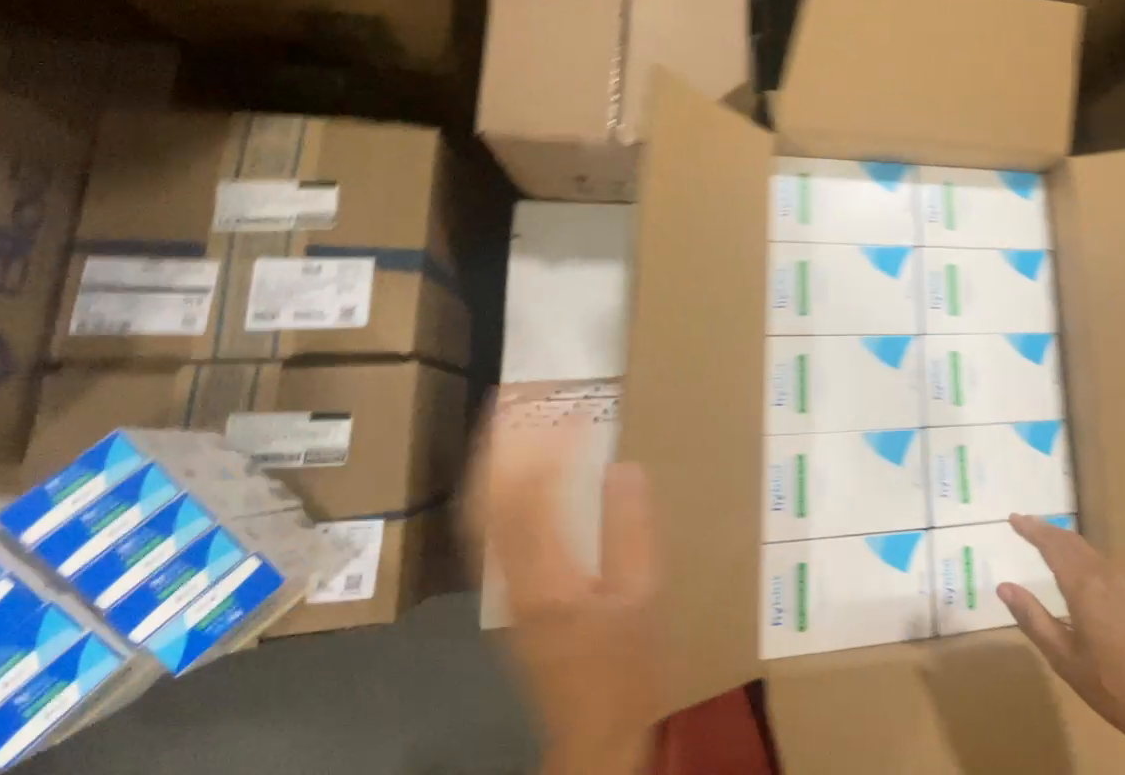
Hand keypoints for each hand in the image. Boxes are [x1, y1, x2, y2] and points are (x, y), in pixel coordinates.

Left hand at [465, 413, 659, 774]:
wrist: (594, 728)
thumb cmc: (630, 663)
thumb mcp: (645, 596)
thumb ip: (633, 531)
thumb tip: (624, 468)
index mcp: (550, 576)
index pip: (533, 496)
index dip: (545, 446)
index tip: (568, 406)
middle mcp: (512, 577)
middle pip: (488, 500)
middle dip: (498, 445)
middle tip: (515, 397)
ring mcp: (501, 588)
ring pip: (479, 515)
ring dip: (489, 464)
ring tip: (505, 421)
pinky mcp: (506, 594)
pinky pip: (487, 531)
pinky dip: (492, 492)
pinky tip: (508, 473)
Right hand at [999, 514, 1124, 774]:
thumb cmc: (1109, 685)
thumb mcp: (1062, 657)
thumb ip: (1032, 617)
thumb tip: (1004, 586)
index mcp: (1085, 587)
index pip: (1053, 546)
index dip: (1032, 530)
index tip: (1013, 519)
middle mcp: (1107, 575)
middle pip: (1072, 542)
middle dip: (1047, 530)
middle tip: (1024, 524)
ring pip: (1090, 551)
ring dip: (1066, 541)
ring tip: (1047, 540)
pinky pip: (1105, 563)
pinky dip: (1085, 555)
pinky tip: (1080, 567)